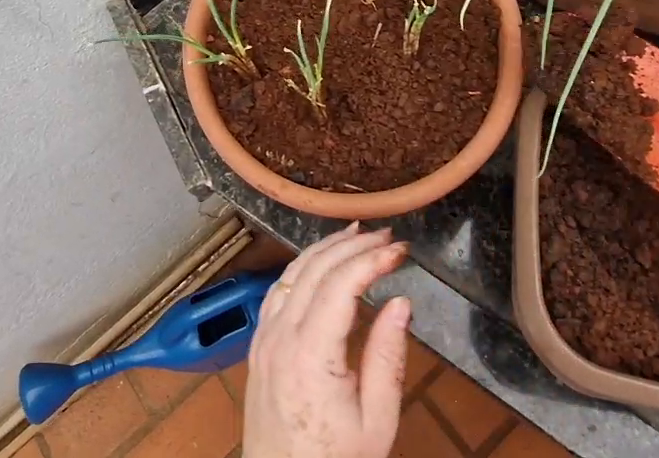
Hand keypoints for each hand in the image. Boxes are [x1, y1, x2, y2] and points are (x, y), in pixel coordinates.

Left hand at [242, 223, 412, 457]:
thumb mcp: (377, 422)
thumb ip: (388, 358)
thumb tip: (401, 302)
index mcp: (310, 354)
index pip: (340, 284)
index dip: (371, 259)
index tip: (401, 249)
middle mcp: (280, 336)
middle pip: (314, 269)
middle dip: (352, 245)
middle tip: (387, 237)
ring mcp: (263, 338)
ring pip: (290, 273)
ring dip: (324, 249)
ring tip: (356, 236)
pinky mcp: (257, 345)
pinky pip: (277, 291)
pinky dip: (301, 268)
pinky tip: (320, 263)